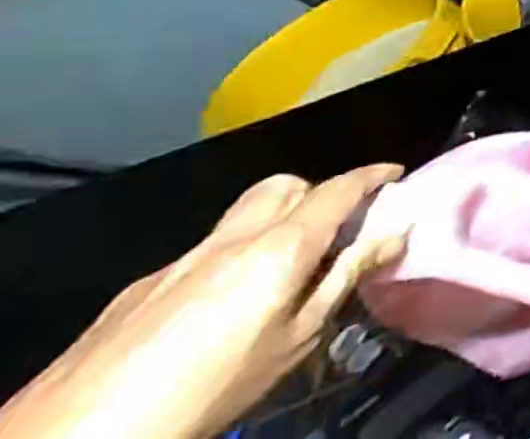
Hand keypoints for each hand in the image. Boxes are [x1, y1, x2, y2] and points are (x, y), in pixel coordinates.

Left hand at [0, 165, 406, 438]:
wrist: (76, 435)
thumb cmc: (214, 383)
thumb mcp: (299, 336)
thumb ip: (346, 277)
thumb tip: (394, 235)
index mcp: (281, 246)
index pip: (338, 189)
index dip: (373, 176)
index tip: (395, 175)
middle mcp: (232, 239)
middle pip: (282, 186)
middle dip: (316, 191)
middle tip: (337, 221)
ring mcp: (180, 262)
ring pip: (240, 219)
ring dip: (273, 224)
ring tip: (285, 267)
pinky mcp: (139, 291)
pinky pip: (202, 255)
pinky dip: (230, 260)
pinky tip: (222, 308)